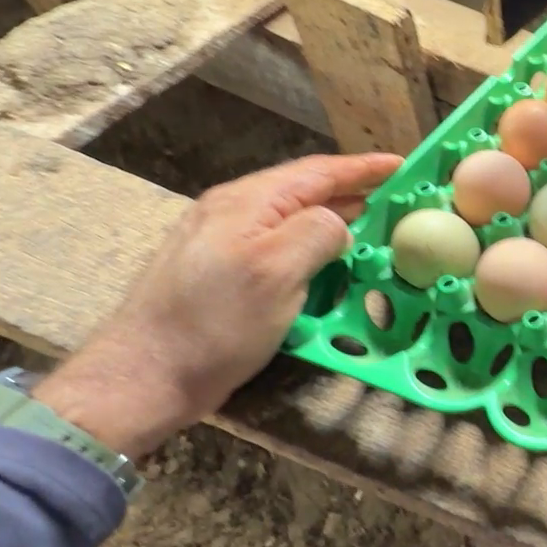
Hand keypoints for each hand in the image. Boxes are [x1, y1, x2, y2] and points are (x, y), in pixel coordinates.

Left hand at [35, 153, 401, 457]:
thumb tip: (342, 222)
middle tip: (400, 199)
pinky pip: (282, 246)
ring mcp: (224, 243)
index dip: (365, 168)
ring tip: (376, 228)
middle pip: (307, 191)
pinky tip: (333, 262)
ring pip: (295, 219)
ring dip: (338, 220)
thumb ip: (318, 232)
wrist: (141, 380)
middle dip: (355, 191)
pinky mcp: (223, 274)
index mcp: (247, 203)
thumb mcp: (277, 271)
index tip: (405, 166)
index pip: (319, 172)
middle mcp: (233, 213)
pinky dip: (316, 247)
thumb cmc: (214, 323)